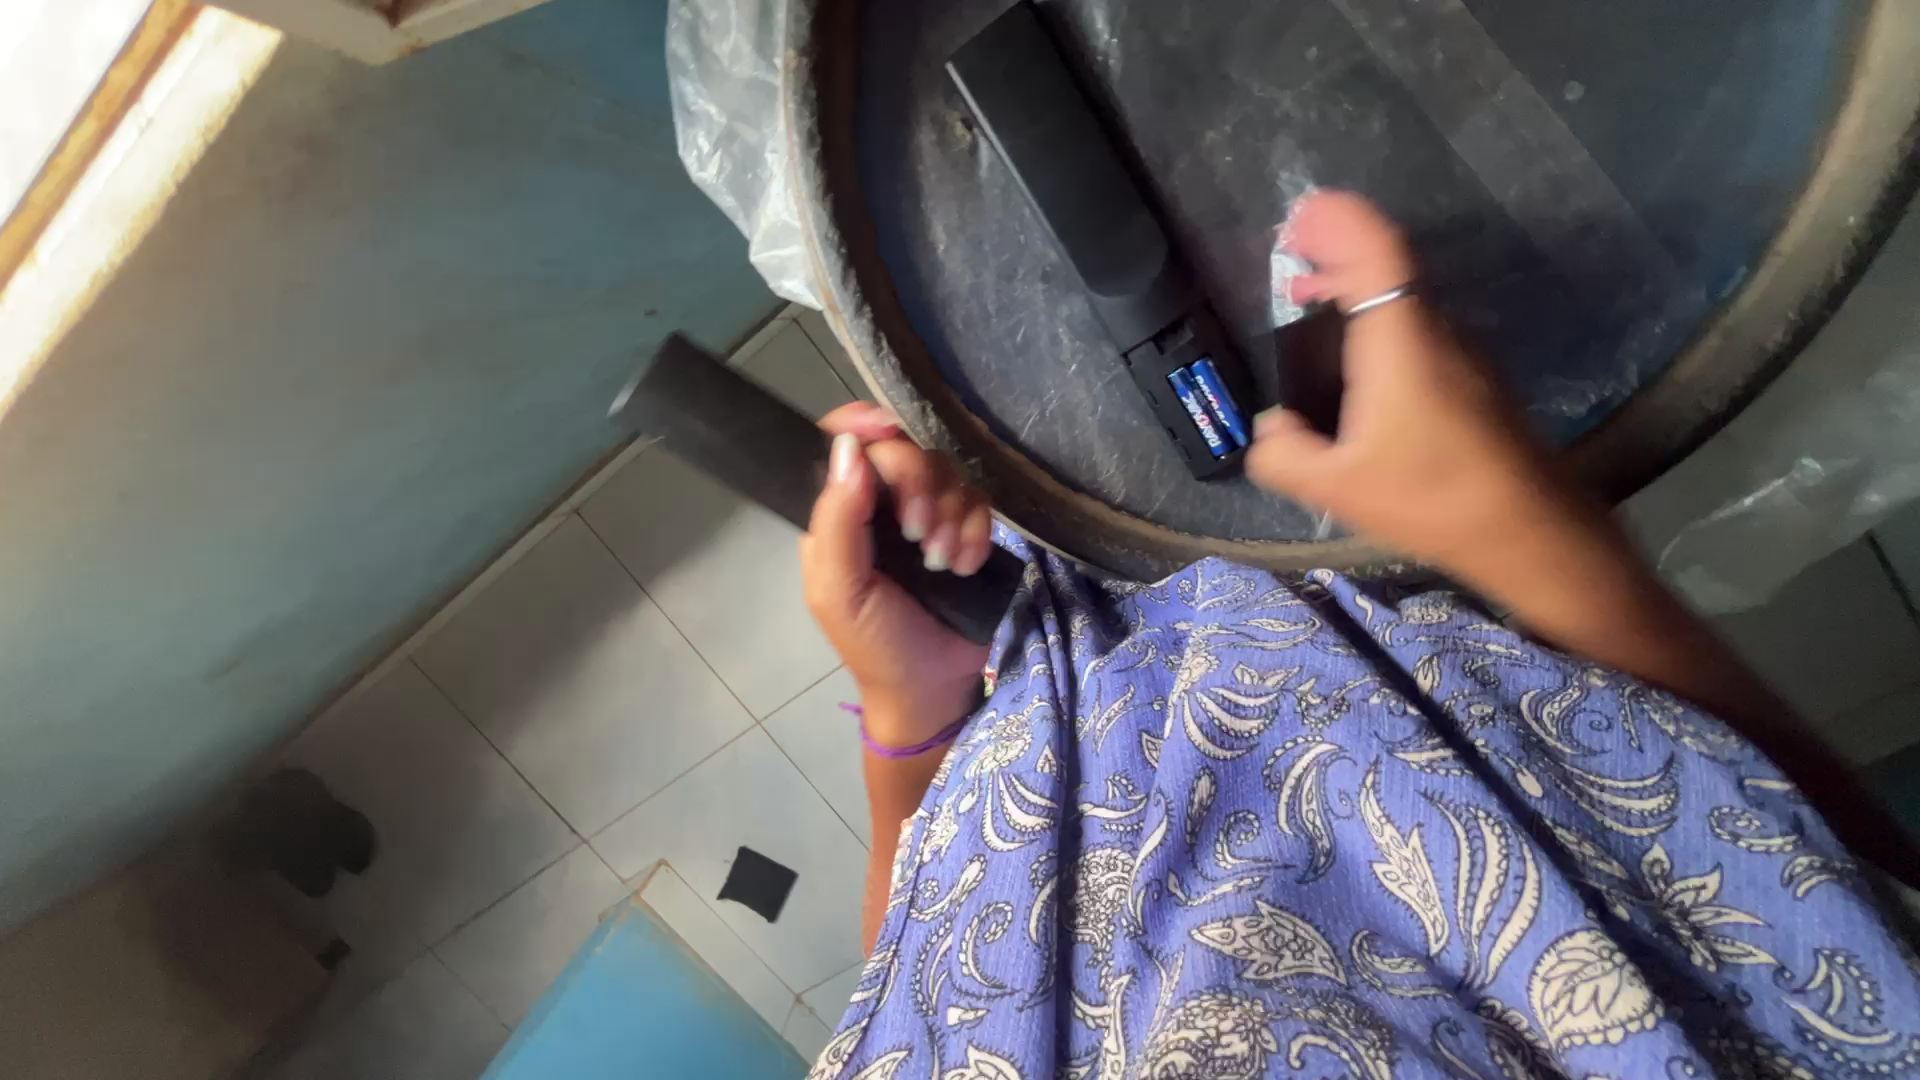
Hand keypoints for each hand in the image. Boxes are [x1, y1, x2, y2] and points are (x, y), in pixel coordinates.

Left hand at [801, 403, 992, 747]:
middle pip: (906, 451)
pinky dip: (976, 531)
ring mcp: (927, 515)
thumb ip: (839, 520)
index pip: (849, 444)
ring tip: (945, 565)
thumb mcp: (841, 590)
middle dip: (920, 488)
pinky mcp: (966, 529)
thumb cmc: (876, 643)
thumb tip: (851, 448)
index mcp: (840, 513)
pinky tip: (966, 565)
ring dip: (950, 517)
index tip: (891, 431)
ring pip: (948, 472)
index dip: (869, 426)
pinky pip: (980, 500)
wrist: (933, 688)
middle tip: (922, 538)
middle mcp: (883, 505)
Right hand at [1246, 191, 1599, 579]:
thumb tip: (1268, 429)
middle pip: (1388, 268)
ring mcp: (1459, 355)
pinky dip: (1374, 315)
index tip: (1304, 211)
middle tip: (1291, 246)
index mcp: (1400, 347)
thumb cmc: (1430, 499)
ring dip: (1353, 283)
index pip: (1378, 257)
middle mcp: (1434, 336)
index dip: (1342, 225)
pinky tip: (1351, 354)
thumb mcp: (1333, 487)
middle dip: (1337, 248)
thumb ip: (1282, 455)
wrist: (1528, 531)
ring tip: (1307, 294)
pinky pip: (1413, 326)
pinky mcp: (1469, 379)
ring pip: (1402, 297)